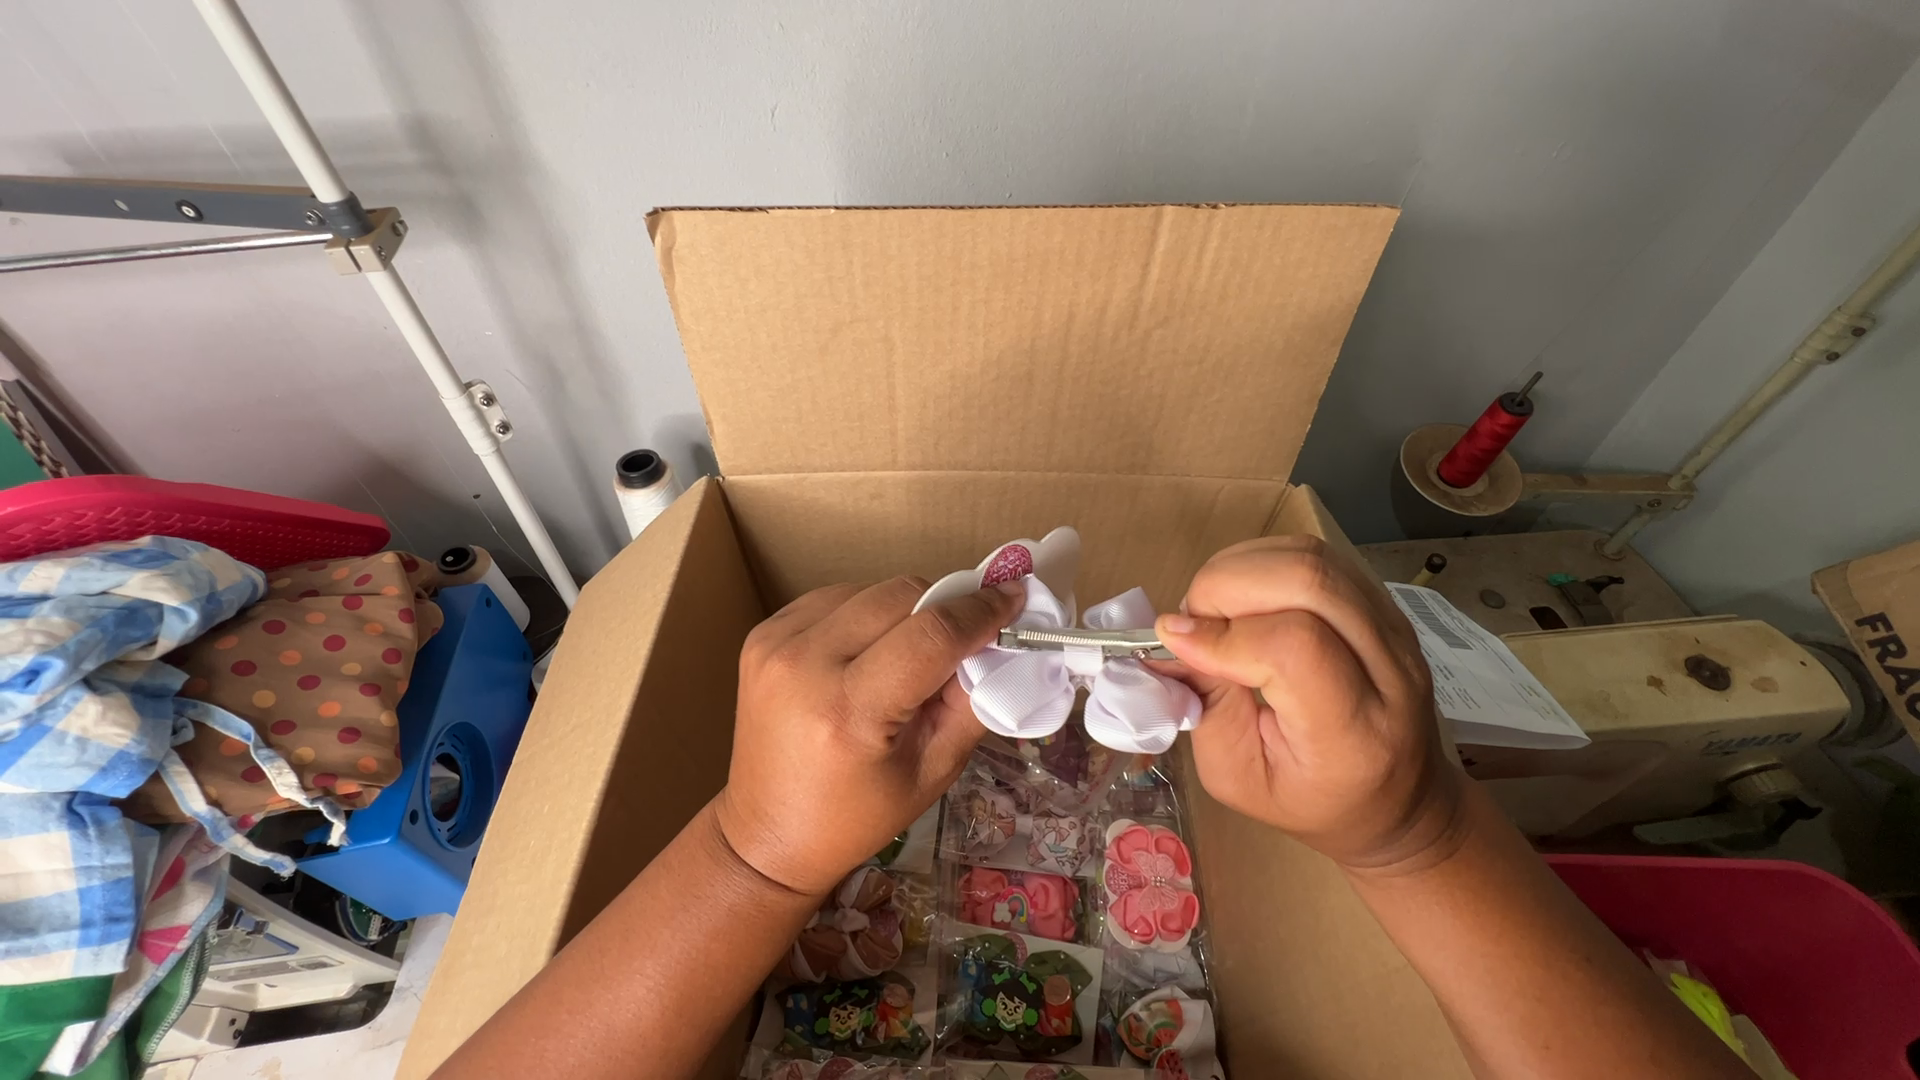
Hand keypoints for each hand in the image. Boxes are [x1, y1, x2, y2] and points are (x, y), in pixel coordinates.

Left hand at [716, 576, 1024, 895]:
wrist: (767, 833)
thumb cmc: (856, 816)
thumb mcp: (933, 771)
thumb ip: (973, 702)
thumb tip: (997, 642)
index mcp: (849, 711)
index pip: (931, 634)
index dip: (980, 610)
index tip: (1015, 596)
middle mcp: (804, 664)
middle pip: (901, 595)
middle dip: (945, 606)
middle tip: (967, 632)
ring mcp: (775, 642)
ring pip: (870, 589)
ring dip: (906, 608)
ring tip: (912, 651)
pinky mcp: (762, 634)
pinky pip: (836, 597)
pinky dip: (867, 612)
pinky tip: (871, 649)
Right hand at [1153, 536, 1465, 873]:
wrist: (1399, 799)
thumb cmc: (1310, 799)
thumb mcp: (1237, 778)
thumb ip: (1205, 707)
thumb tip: (1172, 638)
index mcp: (1354, 733)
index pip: (1294, 647)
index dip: (1224, 635)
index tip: (1175, 643)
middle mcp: (1389, 669)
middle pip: (1308, 581)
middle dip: (1225, 587)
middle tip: (1195, 623)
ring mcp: (1393, 627)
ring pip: (1309, 557)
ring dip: (1240, 569)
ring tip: (1216, 610)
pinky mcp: (1383, 603)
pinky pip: (1314, 555)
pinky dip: (1260, 563)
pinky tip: (1242, 598)